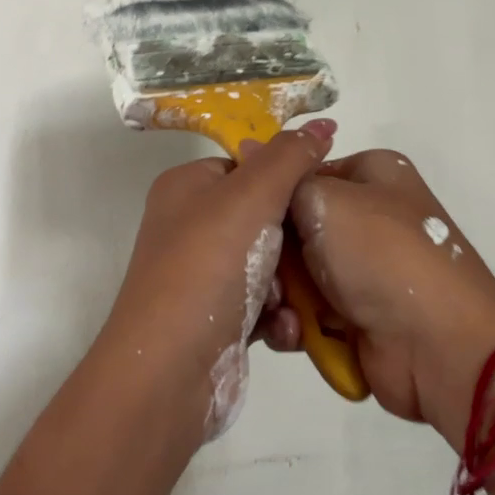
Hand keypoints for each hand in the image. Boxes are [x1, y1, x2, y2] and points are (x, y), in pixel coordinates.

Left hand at [94, 119, 336, 440]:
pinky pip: (266, 306)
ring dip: (292, 287)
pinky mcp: (219, 320)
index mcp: (188, 188)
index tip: (324, 199)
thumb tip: (323, 123)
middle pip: (268, 219)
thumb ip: (291, 158)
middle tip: (313, 258)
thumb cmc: (207, 269)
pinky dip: (280, 318)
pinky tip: (284, 332)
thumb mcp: (252, 198)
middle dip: (296, 244)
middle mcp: (192, 228)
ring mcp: (205, 278)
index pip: (251, 167)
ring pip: (274, 267)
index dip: (290, 180)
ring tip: (291, 304)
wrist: (170, 371)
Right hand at [263, 150, 494, 439]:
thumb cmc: (382, 256)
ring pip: (293, 276)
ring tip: (279, 309)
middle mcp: (367, 218)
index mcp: (372, 176)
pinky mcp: (354, 317)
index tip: (237, 215)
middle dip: (270, 255)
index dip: (268, 193)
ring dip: (280, 295)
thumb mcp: (327, 200)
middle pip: (292, 228)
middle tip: (259, 272)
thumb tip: (248, 149)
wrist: (436, 345)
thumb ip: (284, 180)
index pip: (302, 174)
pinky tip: (295, 334)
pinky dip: (296, 325)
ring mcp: (362, 271)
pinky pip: (306, 314)